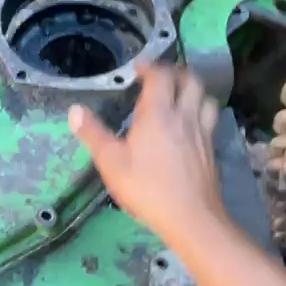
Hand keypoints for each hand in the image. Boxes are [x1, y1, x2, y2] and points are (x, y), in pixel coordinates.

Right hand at [68, 62, 227, 251]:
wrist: (192, 219)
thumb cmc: (147, 187)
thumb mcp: (110, 161)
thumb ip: (92, 133)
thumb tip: (74, 110)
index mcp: (158, 115)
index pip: (161, 77)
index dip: (150, 67)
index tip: (137, 67)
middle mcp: (185, 118)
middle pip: (191, 82)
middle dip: (176, 73)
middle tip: (159, 76)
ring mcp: (202, 134)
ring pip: (206, 99)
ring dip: (193, 91)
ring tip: (178, 96)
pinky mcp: (211, 151)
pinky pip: (209, 120)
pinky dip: (199, 113)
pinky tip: (188, 126)